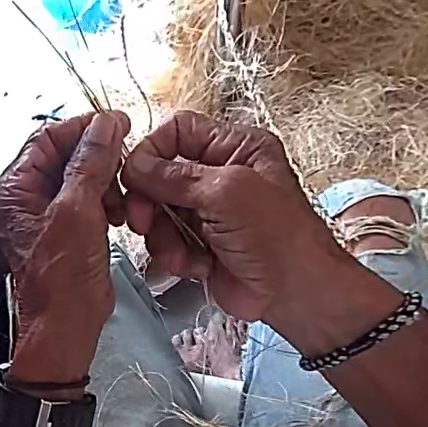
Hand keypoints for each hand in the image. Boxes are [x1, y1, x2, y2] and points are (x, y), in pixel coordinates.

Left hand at [0, 111, 129, 384]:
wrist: (67, 324)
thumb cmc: (62, 279)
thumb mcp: (77, 212)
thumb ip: (90, 162)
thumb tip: (105, 123)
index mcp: (12, 191)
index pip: (45, 139)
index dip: (83, 128)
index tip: (116, 124)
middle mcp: (23, 199)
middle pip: (64, 155)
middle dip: (98, 157)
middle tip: (125, 159)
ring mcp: (44, 213)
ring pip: (79, 175)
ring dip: (105, 179)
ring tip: (121, 197)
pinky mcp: (65, 228)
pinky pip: (87, 198)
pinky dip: (106, 198)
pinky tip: (119, 211)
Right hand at [122, 113, 384, 347]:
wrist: (294, 295)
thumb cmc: (278, 237)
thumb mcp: (227, 193)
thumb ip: (175, 176)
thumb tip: (133, 164)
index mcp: (234, 148)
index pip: (178, 131)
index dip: (152, 151)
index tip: (135, 177)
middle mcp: (219, 175)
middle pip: (159, 175)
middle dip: (149, 202)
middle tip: (143, 221)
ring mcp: (207, 211)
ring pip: (158, 212)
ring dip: (163, 236)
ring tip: (181, 253)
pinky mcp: (198, 242)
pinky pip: (166, 241)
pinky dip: (175, 255)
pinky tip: (197, 266)